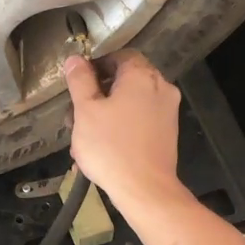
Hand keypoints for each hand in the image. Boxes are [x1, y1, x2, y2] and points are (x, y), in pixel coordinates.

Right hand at [64, 51, 185, 213]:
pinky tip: (106, 145)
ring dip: (110, 111)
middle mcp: (161, 87)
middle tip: (78, 112)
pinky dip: (124, 125)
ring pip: (133, 101)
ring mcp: (168, 110)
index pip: (120, 55)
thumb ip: (80, 81)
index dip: (98, 65)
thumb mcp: (86, 111)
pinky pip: (141, 119)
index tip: (79, 83)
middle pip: (127, 78)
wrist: (145, 188)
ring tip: (87, 134)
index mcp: (141, 76)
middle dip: (101, 92)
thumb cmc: (110, 146)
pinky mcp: (168, 132)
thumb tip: (75, 59)